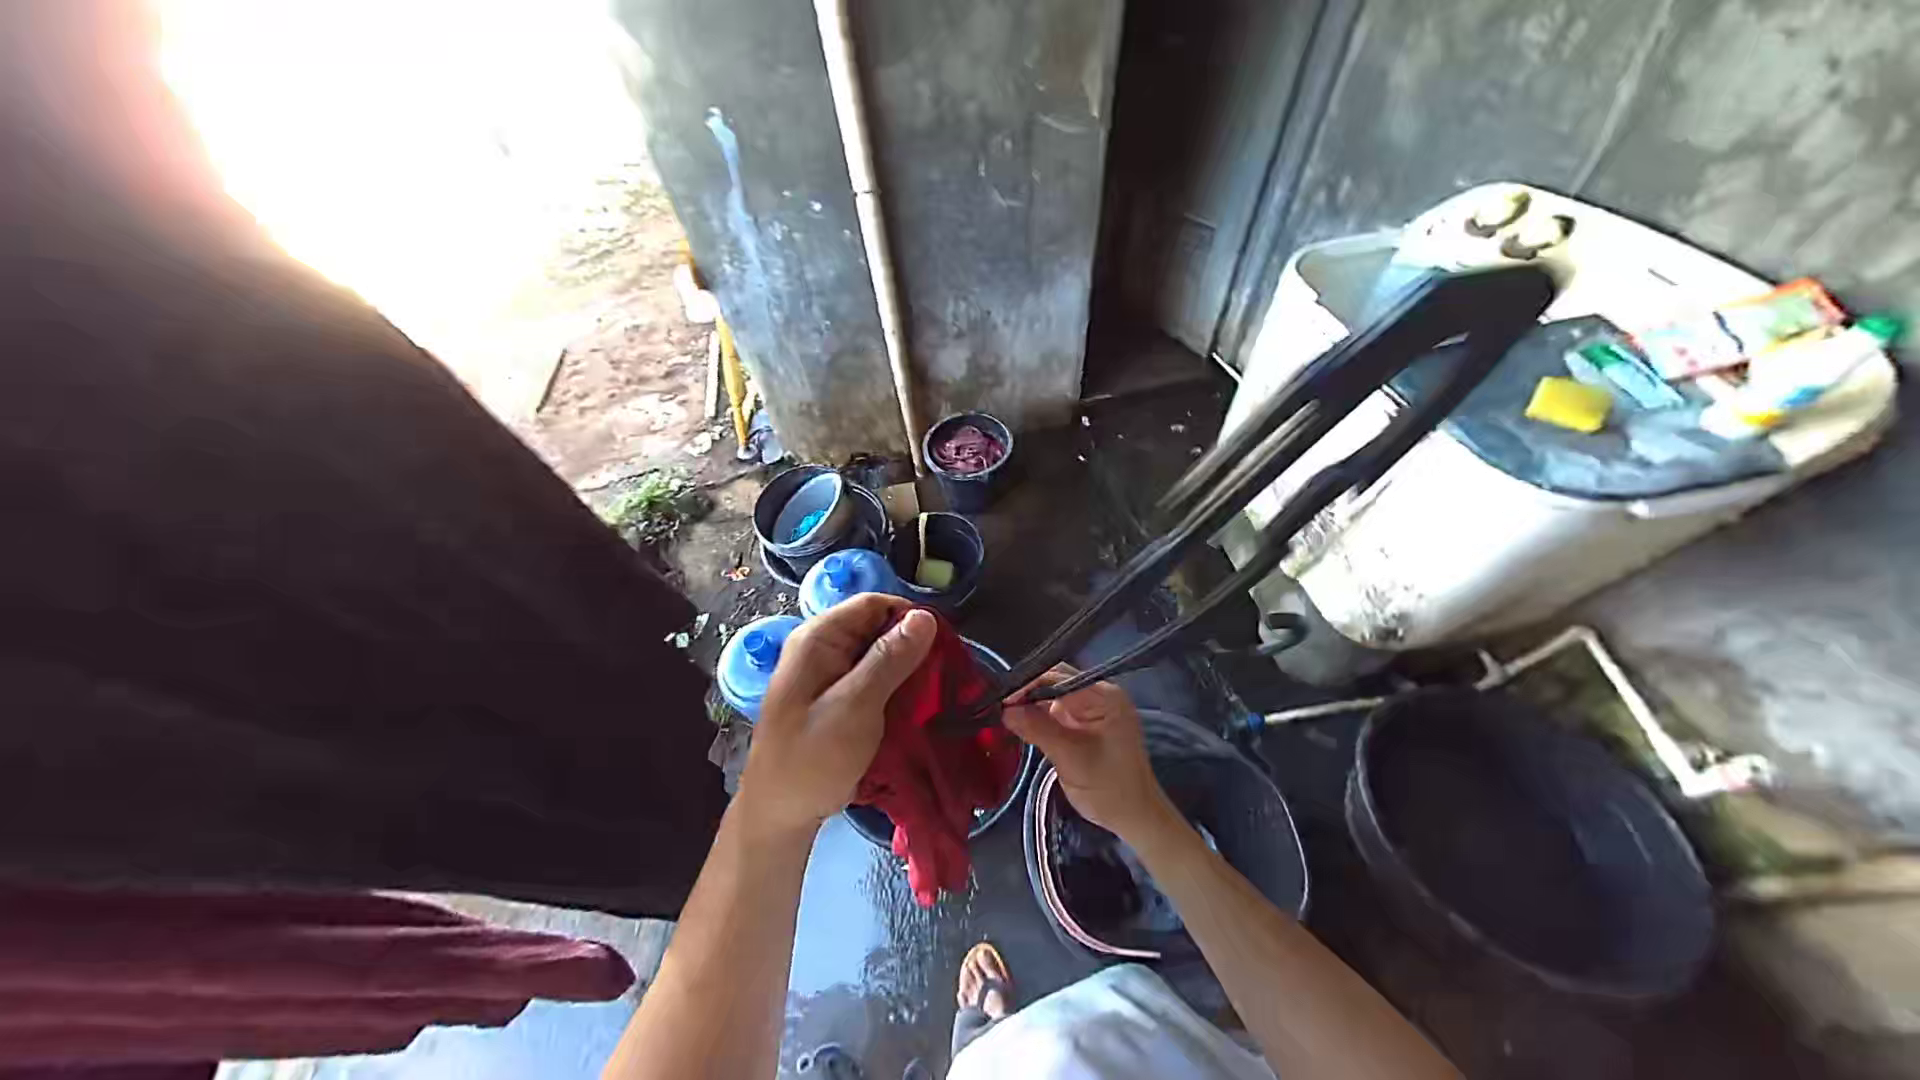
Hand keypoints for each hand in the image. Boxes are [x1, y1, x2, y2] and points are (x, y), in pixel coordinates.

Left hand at [736, 595, 935, 837]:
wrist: (780, 814)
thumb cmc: (812, 759)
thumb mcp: (856, 706)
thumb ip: (890, 659)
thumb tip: (925, 617)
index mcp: (819, 638)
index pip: (872, 604)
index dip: (909, 617)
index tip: (942, 645)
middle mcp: (822, 648)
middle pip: (877, 627)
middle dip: (912, 646)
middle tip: (943, 675)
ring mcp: (829, 674)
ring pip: (879, 655)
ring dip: (907, 670)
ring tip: (935, 692)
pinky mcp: (838, 698)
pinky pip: (873, 679)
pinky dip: (896, 688)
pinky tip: (915, 707)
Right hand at [1001, 665, 1175, 841]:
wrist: (1134, 818)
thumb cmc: (1110, 789)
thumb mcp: (1071, 759)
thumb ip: (1039, 730)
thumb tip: (1006, 710)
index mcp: (1105, 697)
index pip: (1059, 677)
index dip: (1029, 685)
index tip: (1003, 701)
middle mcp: (1099, 695)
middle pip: (1054, 683)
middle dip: (1027, 694)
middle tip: (1000, 709)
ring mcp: (1092, 709)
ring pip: (1051, 696)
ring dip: (1030, 707)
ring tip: (1005, 716)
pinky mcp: (1084, 724)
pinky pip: (1055, 712)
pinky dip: (1039, 718)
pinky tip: (1021, 725)